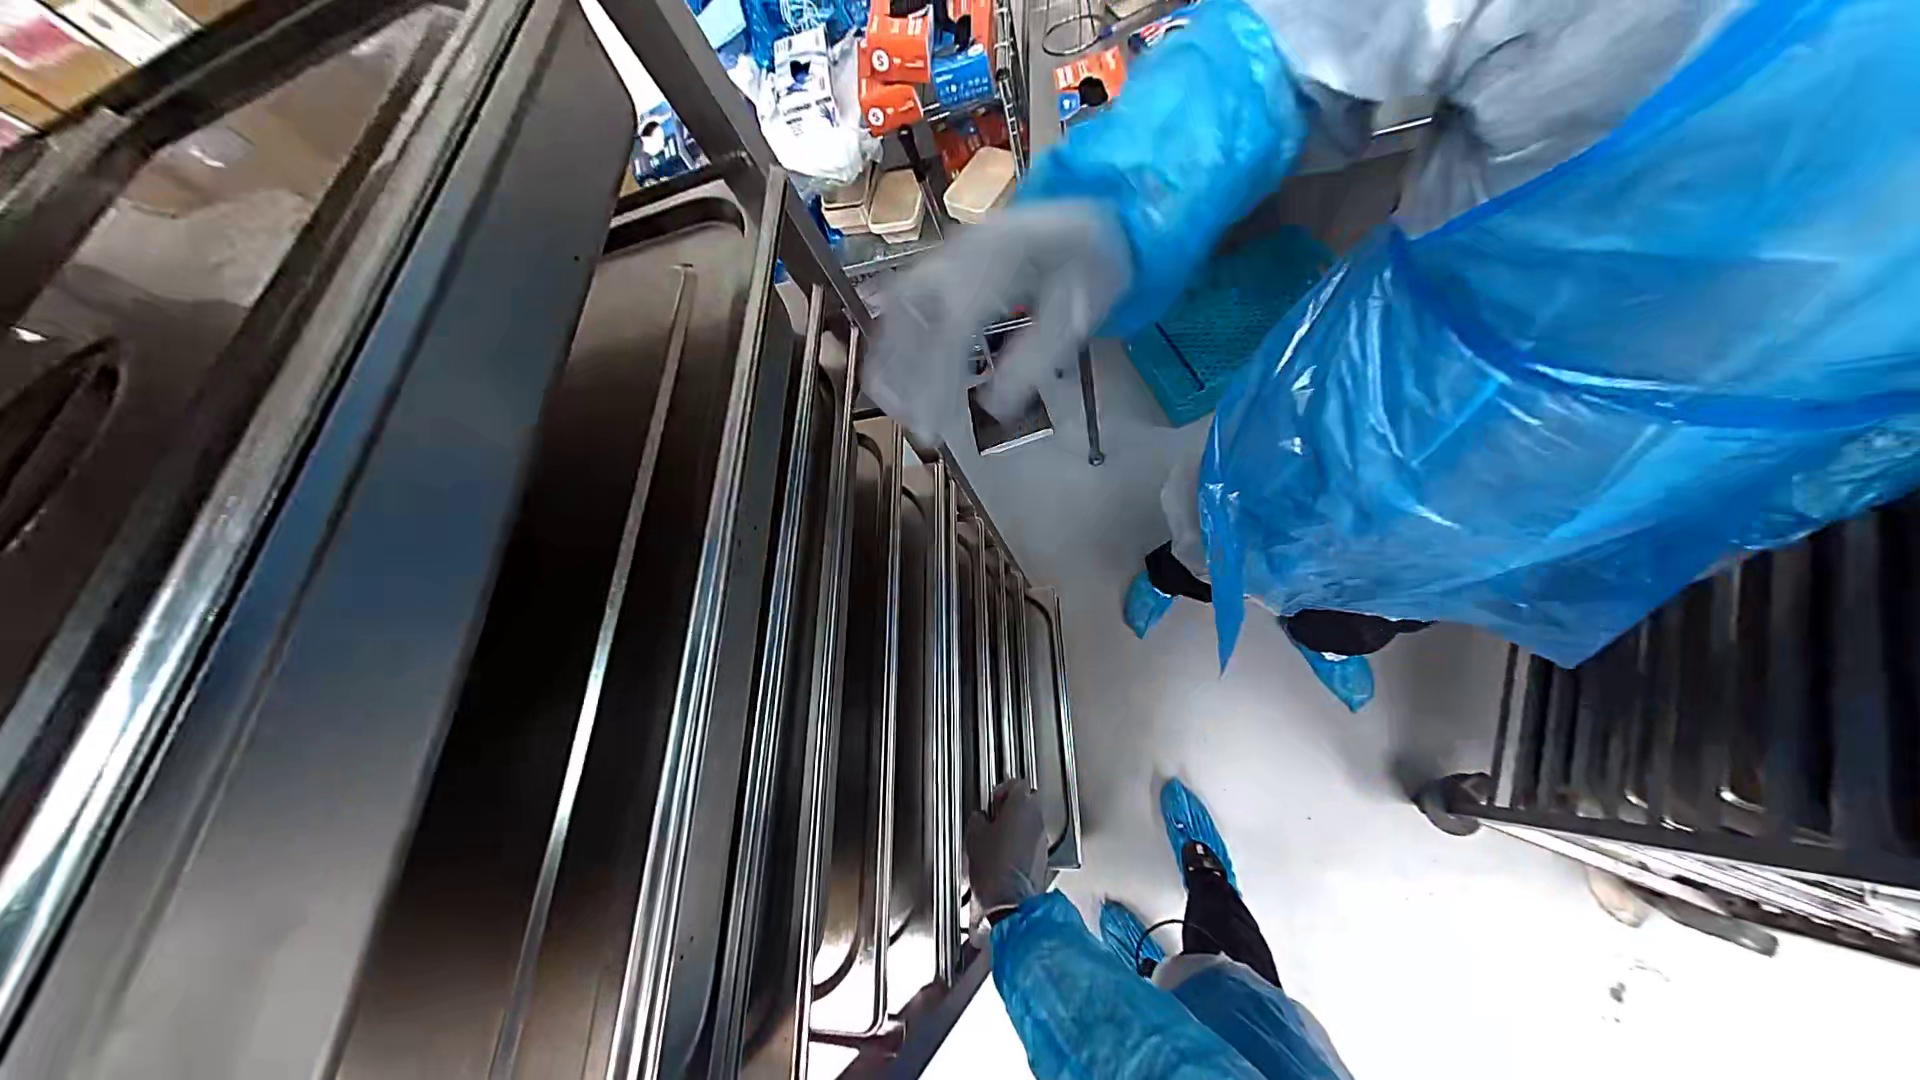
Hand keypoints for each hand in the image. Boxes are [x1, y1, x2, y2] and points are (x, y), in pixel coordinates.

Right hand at [863, 201, 1130, 444]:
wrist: (1095, 206)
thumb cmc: (1089, 261)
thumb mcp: (1076, 312)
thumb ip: (1034, 359)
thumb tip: (994, 406)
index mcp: (1003, 257)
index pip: (953, 321)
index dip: (935, 377)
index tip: (931, 421)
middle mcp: (965, 249)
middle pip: (916, 312)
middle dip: (906, 374)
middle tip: (914, 422)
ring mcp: (951, 252)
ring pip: (903, 304)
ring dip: (891, 357)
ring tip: (894, 404)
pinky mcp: (945, 261)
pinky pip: (907, 296)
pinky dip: (894, 335)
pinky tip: (889, 367)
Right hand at [965, 779, 1049, 916]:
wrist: (1011, 904)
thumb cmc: (994, 869)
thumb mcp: (975, 837)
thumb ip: (978, 818)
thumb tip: (980, 818)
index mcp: (1021, 806)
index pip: (1016, 783)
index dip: (1002, 789)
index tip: (993, 800)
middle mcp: (1036, 820)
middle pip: (1027, 801)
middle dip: (1011, 807)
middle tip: (995, 817)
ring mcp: (1042, 840)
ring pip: (1031, 822)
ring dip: (1017, 825)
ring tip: (998, 839)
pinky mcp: (1043, 858)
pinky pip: (1032, 841)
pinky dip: (1021, 844)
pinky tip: (1006, 856)